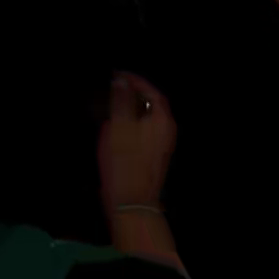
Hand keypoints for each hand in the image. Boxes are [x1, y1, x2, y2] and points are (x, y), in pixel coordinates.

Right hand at [97, 72, 176, 213]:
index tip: (119, 75)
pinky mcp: (152, 156)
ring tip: (112, 104)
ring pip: (147, 119)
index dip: (136, 81)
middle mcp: (166, 132)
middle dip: (134, 94)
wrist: (130, 202)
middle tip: (115, 87)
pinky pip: (143, 131)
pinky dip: (131, 122)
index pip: (153, 92)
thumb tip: (121, 80)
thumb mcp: (118, 125)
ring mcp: (160, 146)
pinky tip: (116, 127)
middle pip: (152, 105)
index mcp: (162, 121)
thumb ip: (121, 100)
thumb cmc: (124, 162)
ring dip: (131, 109)